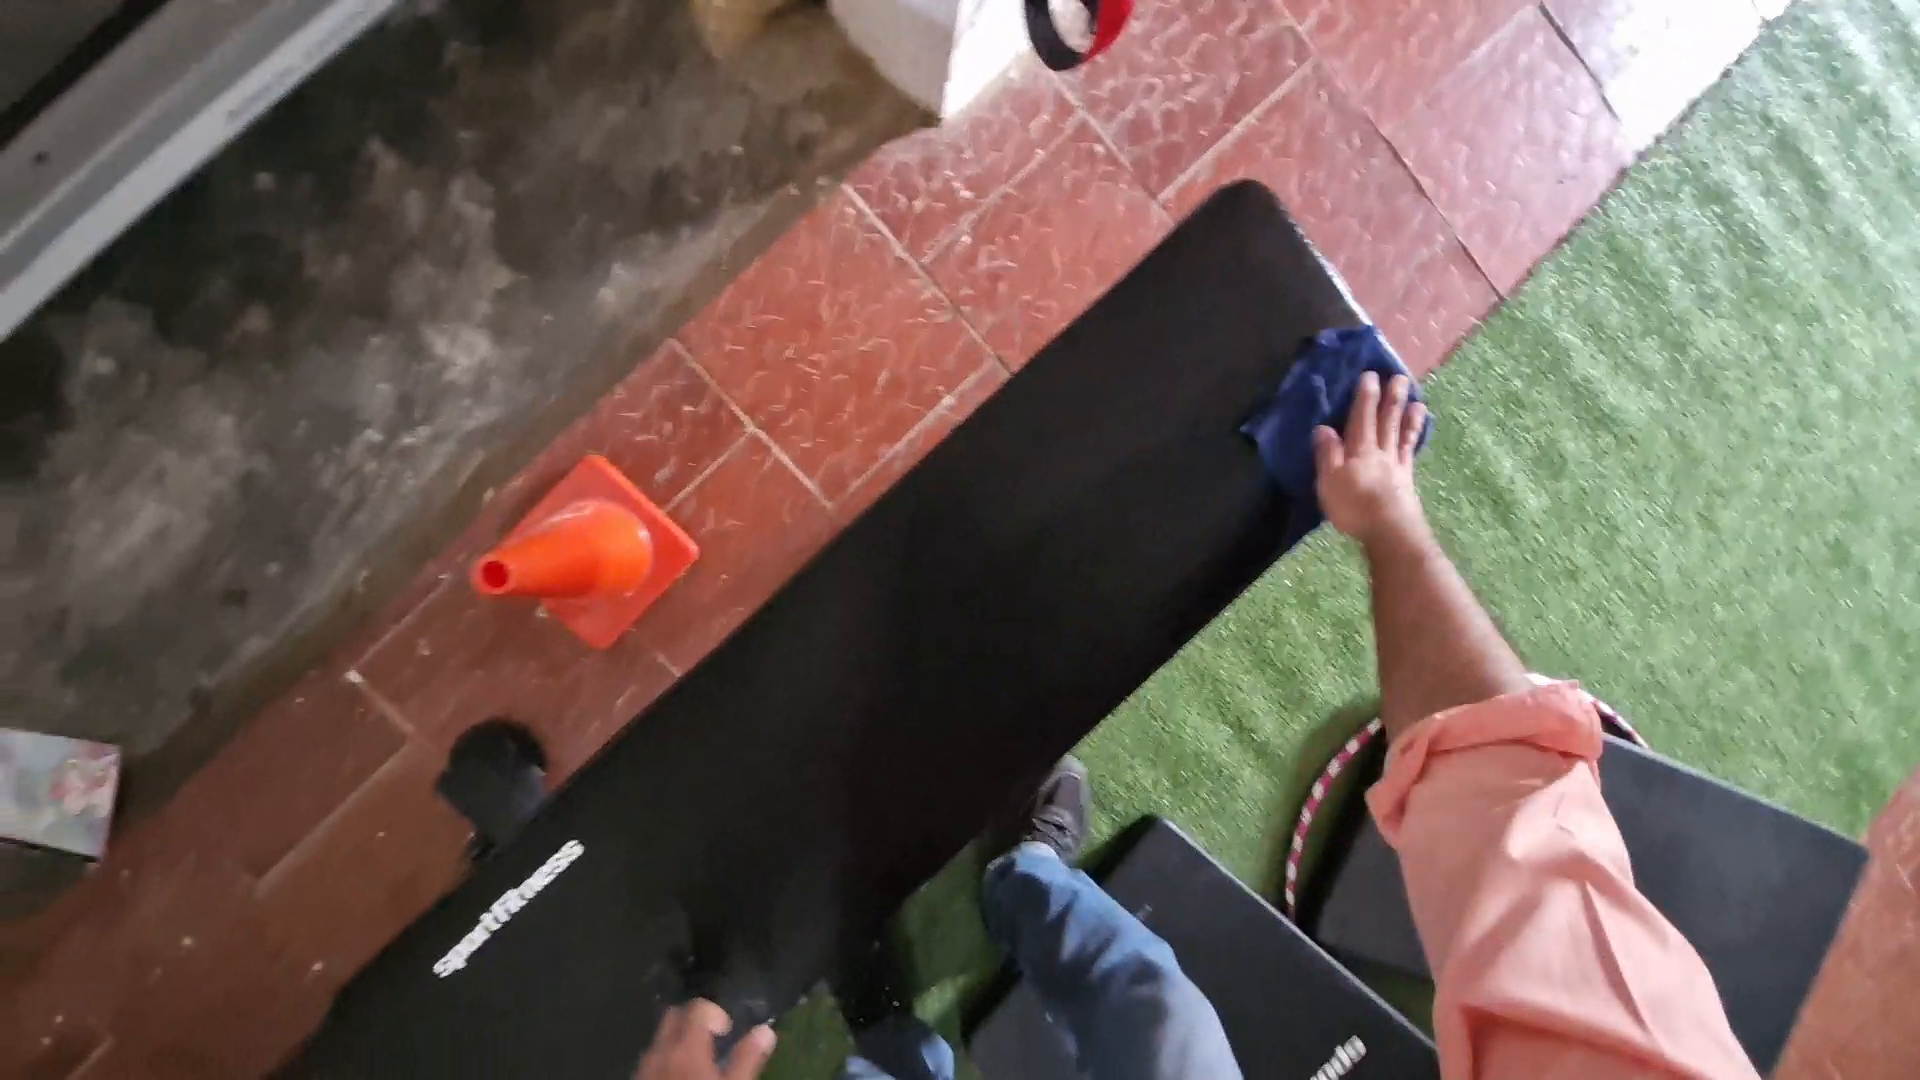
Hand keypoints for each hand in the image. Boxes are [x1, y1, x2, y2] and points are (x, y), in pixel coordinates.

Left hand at [634, 1000, 774, 1079]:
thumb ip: (747, 1059)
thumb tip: (765, 1031)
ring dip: (677, 1040)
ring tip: (695, 1062)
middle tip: (711, 1038)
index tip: (727, 1030)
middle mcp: (660, 1052)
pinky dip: (665, 1060)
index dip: (714, 1011)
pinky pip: (650, 1061)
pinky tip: (677, 1079)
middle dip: (691, 1019)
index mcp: (687, 1047)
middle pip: (673, 1016)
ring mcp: (643, 1071)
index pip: (698, 1008)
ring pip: (659, 1040)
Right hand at [1312, 371, 1429, 549]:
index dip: (1365, 397)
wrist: (1390, 530)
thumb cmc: (1353, 506)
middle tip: (1398, 377)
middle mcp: (1381, 452)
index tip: (1370, 376)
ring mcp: (1397, 466)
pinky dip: (1414, 439)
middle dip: (1391, 399)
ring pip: (1402, 435)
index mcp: (1360, 451)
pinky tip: (1418, 433)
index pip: (1361, 418)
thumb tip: (1323, 428)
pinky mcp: (1406, 481)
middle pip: (1387, 421)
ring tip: (1416, 401)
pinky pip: (1410, 453)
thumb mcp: (1329, 481)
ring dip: (1408, 416)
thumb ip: (1327, 453)